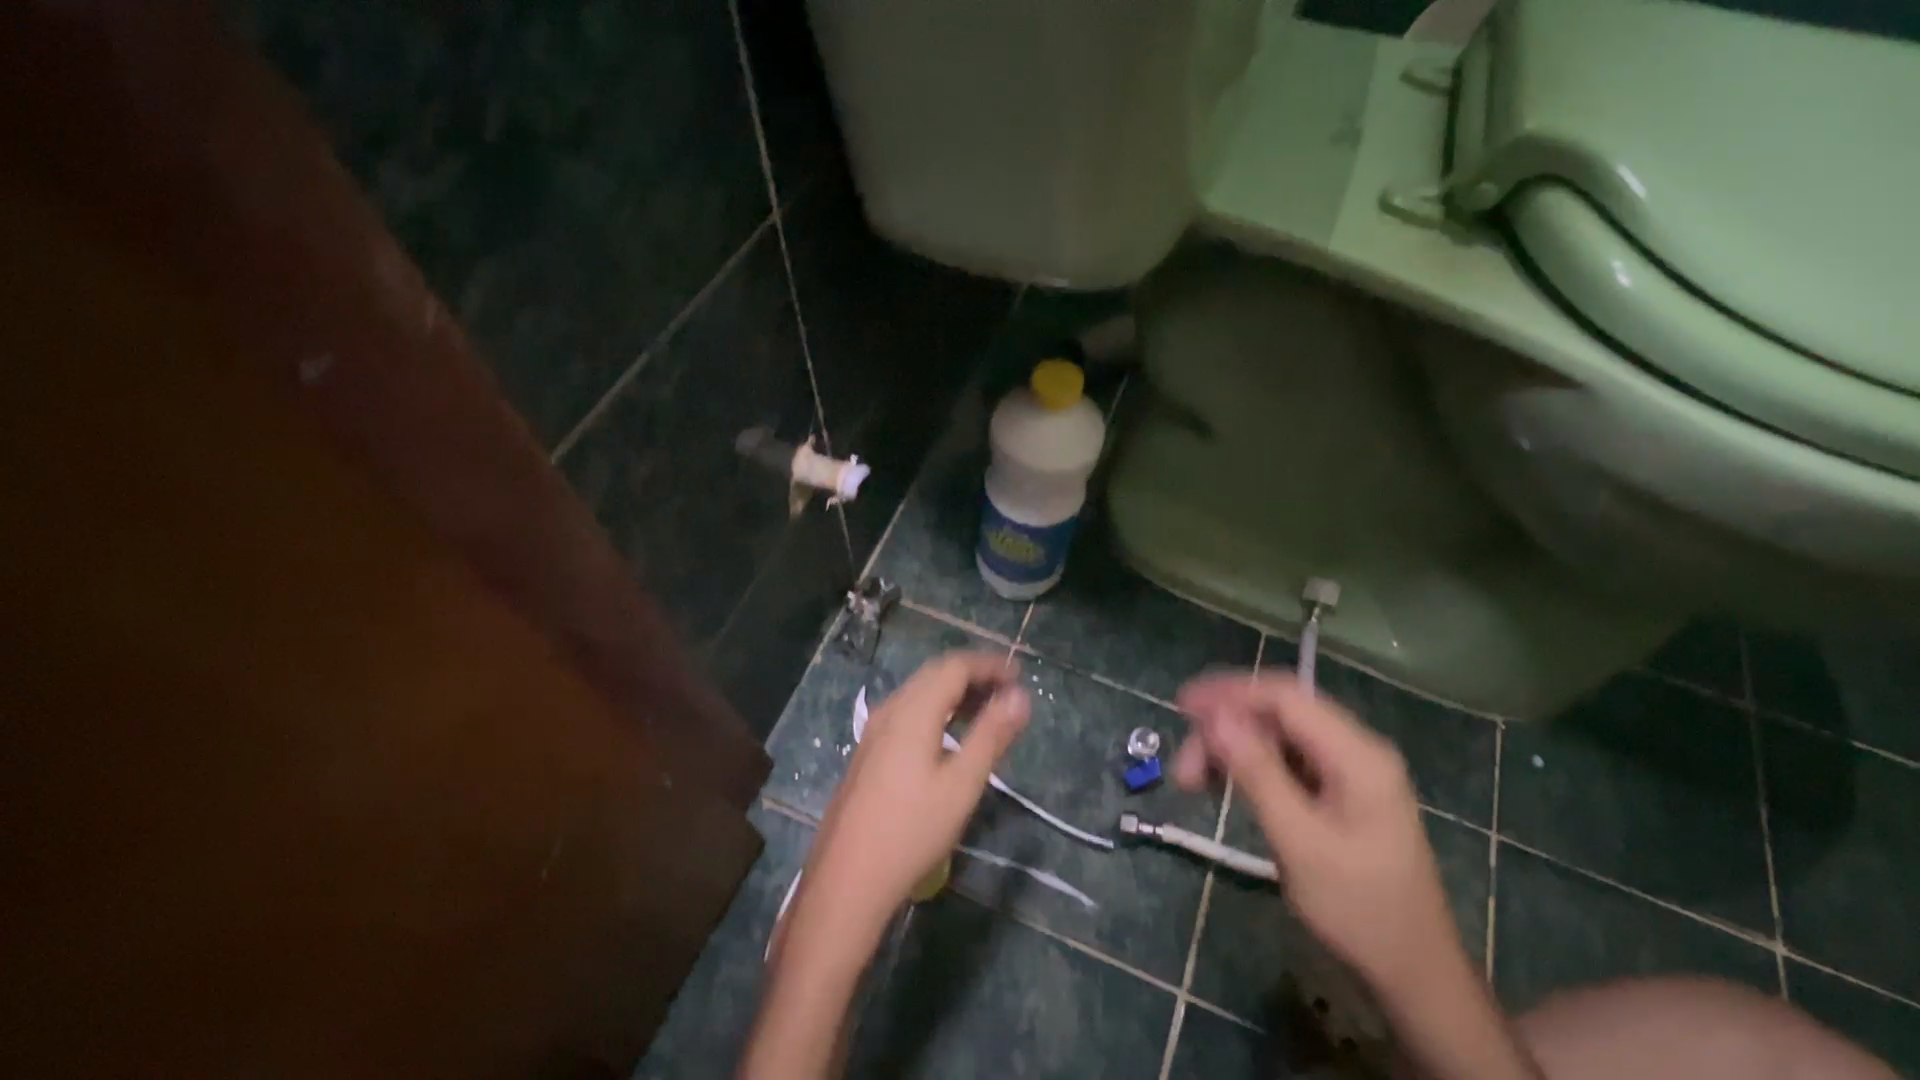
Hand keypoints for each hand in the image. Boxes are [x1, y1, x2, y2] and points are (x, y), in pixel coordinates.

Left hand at [803, 651, 1029, 926]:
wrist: (849, 877)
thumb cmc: (913, 830)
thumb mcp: (962, 784)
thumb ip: (992, 735)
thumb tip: (1020, 696)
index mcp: (912, 711)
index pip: (954, 667)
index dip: (989, 665)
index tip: (1020, 677)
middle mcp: (889, 711)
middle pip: (934, 675)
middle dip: (973, 676)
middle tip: (1008, 692)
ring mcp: (874, 732)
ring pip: (919, 694)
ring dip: (954, 693)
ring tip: (988, 712)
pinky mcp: (869, 753)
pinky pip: (907, 713)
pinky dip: (936, 711)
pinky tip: (951, 738)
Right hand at [1171, 672, 1459, 991]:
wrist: (1414, 972)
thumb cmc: (1358, 909)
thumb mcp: (1300, 841)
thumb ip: (1258, 773)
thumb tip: (1216, 717)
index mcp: (1357, 755)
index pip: (1285, 697)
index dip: (1229, 693)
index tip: (1180, 707)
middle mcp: (1356, 753)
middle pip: (1279, 717)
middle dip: (1225, 732)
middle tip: (1183, 772)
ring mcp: (1350, 776)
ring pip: (1279, 741)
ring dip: (1234, 753)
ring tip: (1194, 785)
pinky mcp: (1341, 798)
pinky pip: (1289, 766)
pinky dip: (1252, 772)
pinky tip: (1225, 790)